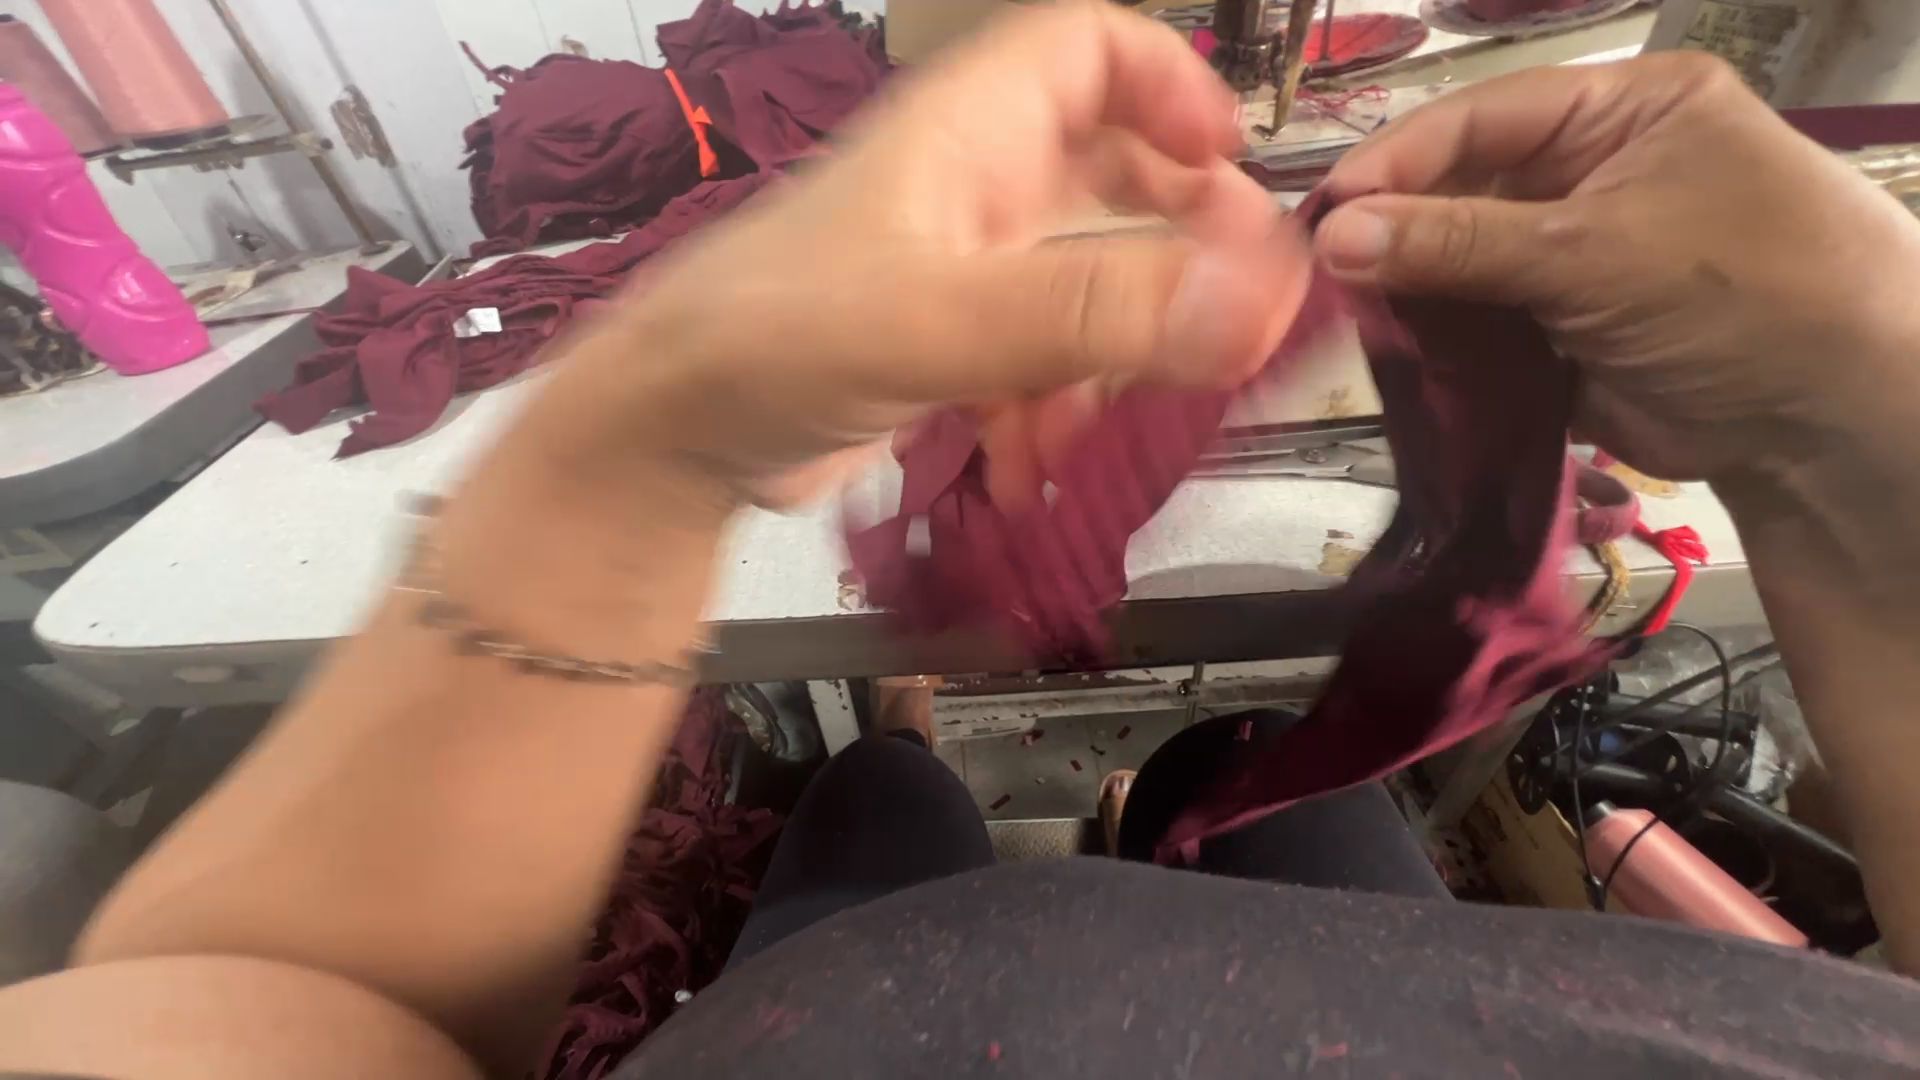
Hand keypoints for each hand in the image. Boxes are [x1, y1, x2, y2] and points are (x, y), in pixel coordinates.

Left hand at [520, 0, 1309, 511]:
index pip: (1090, 53)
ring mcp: (956, 282)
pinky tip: (1027, 468)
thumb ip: (1084, 310)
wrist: (679, 435)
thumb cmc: (773, 343)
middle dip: (1168, 250)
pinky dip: (1043, 419)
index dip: (1172, 87)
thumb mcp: (935, 319)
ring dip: (1104, 363)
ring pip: (1076, 294)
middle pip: (1107, 184)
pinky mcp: (941, 357)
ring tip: (1103, 426)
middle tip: (1222, 316)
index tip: (1230, 159)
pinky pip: (1028, 371)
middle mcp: (968, 197)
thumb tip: (1246, 303)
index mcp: (967, 137)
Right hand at [1311, 53, 1919, 486]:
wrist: (1817, 423)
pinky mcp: (1529, 315)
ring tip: (1327, 309)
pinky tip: (1370, 338)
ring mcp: (1548, 247)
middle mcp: (1574, 170)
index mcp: (1615, 112)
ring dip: (1390, 281)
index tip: (1320, 216)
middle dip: (1382, 226)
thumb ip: (1455, 243)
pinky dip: (1413, 324)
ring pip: (1441, 251)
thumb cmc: (1742, 298)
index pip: (1475, 118)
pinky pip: (1452, 309)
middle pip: (1449, 184)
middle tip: (1311, 272)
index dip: (1392, 163)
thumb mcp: (1593, 253)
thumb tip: (1331, 237)